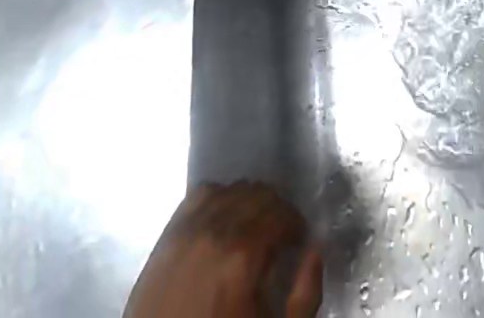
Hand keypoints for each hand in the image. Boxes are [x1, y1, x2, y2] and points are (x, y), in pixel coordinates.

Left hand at [125, 182, 323, 317]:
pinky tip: (225, 218)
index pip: (278, 213)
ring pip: (227, 189)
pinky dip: (218, 197)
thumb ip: (304, 296)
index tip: (300, 238)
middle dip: (275, 209)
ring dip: (247, 200)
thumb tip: (315, 252)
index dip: (295, 222)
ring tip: (256, 224)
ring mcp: (187, 227)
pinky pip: (198, 196)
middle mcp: (213, 231)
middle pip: (254, 195)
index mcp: (242, 256)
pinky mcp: (168, 232)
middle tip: (283, 232)